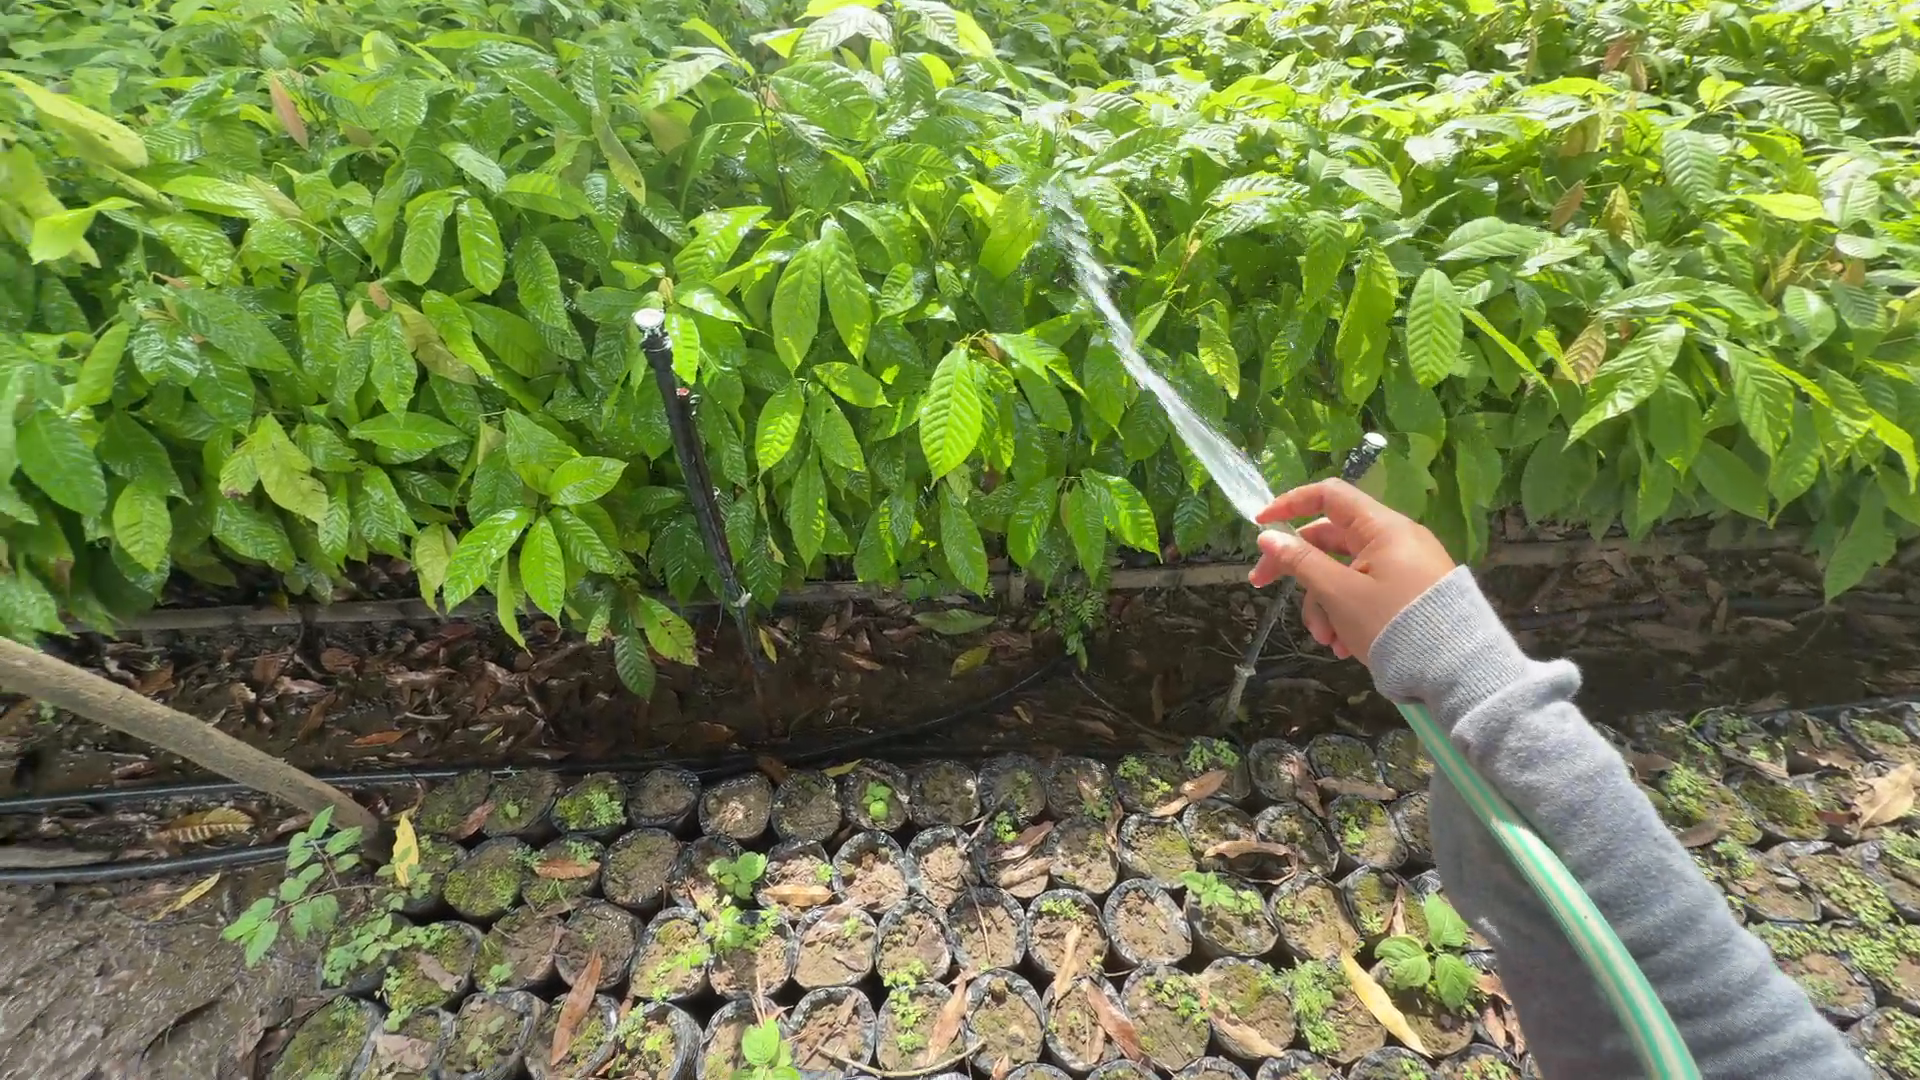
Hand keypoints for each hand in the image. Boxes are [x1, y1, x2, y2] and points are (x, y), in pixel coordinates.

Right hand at [1248, 478, 1455, 665]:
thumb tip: (1269, 536)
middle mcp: (1394, 541)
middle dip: (1297, 569)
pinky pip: (1363, 591)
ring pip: (1342, 572)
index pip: (1328, 496)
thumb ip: (1300, 561)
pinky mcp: (1407, 593)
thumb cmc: (1393, 623)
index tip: (1260, 525)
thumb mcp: (1338, 592)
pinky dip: (1345, 613)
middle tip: (1261, 585)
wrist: (1459, 672)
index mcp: (1382, 528)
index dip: (1290, 504)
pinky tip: (1344, 646)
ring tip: (1325, 639)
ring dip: (1322, 603)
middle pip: (1329, 540)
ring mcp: (1402, 568)